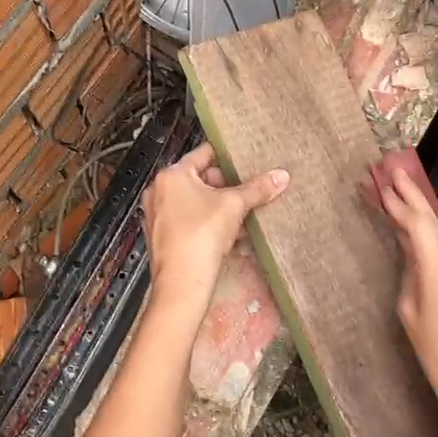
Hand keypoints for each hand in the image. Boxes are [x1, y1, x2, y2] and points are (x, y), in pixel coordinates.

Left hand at [142, 143, 287, 300]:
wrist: (183, 282)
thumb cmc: (200, 236)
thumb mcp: (234, 205)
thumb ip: (257, 189)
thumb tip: (279, 176)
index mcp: (171, 176)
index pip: (203, 154)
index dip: (226, 156)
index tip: (242, 158)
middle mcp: (159, 193)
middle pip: (199, 180)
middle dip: (225, 187)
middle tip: (247, 190)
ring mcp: (158, 217)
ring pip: (195, 204)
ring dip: (218, 208)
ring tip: (242, 214)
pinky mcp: (163, 239)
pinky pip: (190, 224)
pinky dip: (208, 225)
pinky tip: (230, 236)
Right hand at [376, 166, 437, 429]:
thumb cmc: (436, 354)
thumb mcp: (409, 311)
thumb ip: (410, 272)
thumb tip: (410, 248)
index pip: (419, 225)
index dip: (401, 202)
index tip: (384, 184)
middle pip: (436, 224)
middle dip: (414, 199)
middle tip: (395, 173)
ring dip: (427, 228)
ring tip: (404, 209)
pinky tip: (428, 255)